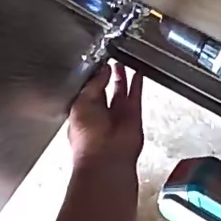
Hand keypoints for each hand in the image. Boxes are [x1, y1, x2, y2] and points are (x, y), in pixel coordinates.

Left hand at [67, 61, 144, 175]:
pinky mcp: (133, 115)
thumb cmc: (88, 138)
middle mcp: (101, 114)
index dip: (93, 77)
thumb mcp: (82, 103)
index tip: (97, 63)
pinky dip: (137, 83)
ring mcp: (118, 115)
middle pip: (105, 90)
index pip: (89, 90)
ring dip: (122, 78)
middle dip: (107, 76)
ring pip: (121, 91)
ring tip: (122, 63)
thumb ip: (93, 85)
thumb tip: (102, 71)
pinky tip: (137, 72)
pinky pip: (136, 95)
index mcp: (83, 113)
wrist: (107, 158)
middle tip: (109, 61)